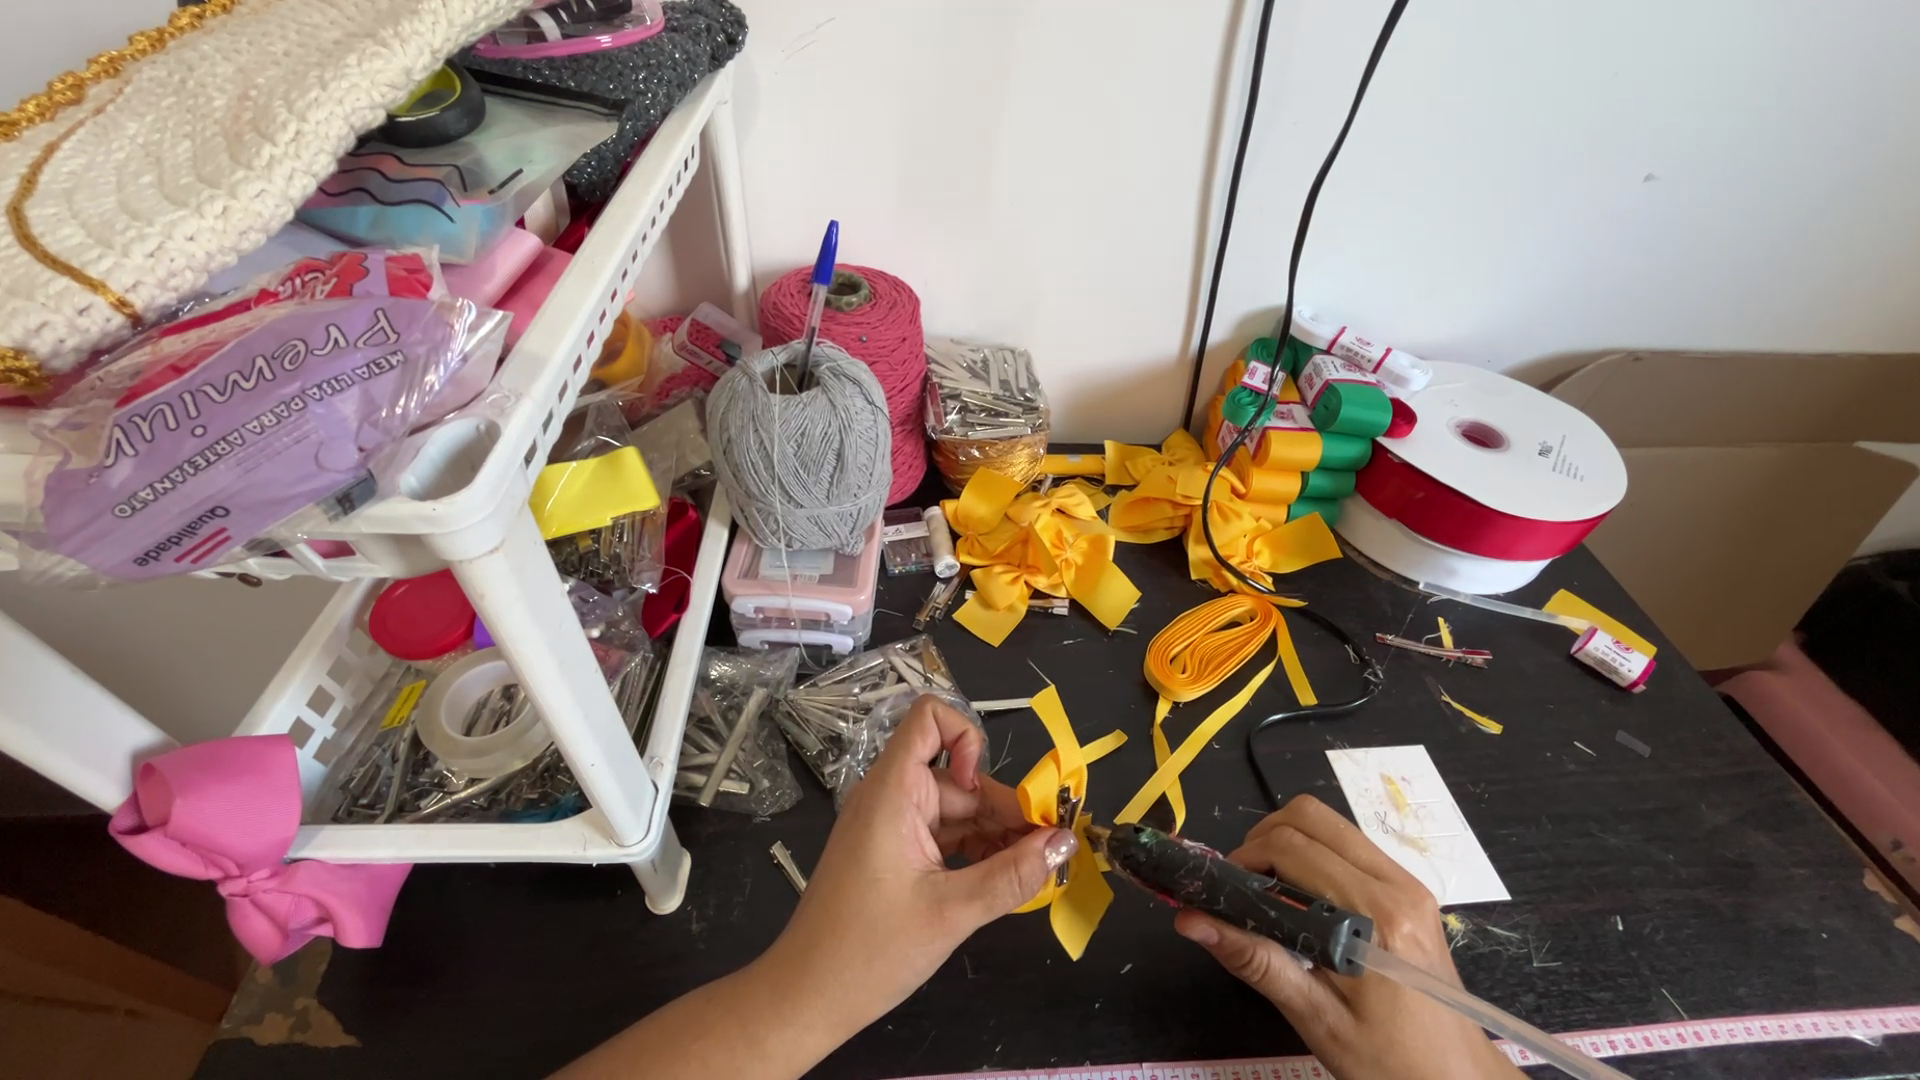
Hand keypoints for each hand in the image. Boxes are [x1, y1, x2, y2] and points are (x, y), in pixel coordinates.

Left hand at [760, 694, 1075, 1036]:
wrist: (805, 998)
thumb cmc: (869, 951)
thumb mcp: (951, 913)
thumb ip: (1012, 875)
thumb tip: (1066, 843)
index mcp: (894, 791)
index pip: (929, 718)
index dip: (967, 736)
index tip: (987, 791)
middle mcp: (894, 796)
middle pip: (961, 778)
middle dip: (1007, 808)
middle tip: (1054, 850)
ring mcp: (894, 825)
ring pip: (959, 810)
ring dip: (998, 835)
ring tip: (1038, 871)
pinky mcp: (896, 852)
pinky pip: (946, 835)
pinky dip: (977, 852)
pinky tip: (1007, 879)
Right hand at [1173, 795, 1522, 1079]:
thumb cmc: (1391, 1064)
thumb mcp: (1317, 1019)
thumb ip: (1255, 961)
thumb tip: (1190, 921)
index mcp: (1375, 914)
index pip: (1292, 847)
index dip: (1245, 857)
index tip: (1224, 892)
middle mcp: (1396, 884)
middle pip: (1311, 816)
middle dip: (1263, 837)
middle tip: (1244, 884)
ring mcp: (1408, 883)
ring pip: (1329, 823)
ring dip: (1287, 841)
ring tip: (1269, 890)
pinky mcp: (1410, 890)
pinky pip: (1347, 844)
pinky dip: (1312, 853)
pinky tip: (1303, 899)